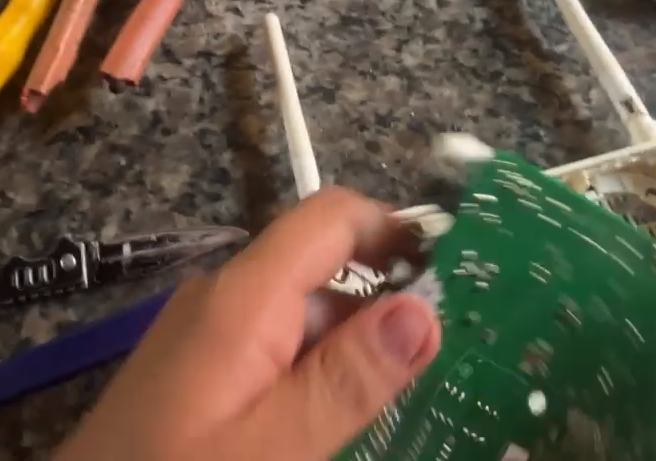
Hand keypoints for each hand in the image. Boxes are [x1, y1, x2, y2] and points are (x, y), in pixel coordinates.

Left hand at [57, 187, 441, 460]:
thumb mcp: (274, 448)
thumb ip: (348, 379)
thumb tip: (424, 308)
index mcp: (243, 295)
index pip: (328, 218)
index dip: (394, 227)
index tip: (458, 268)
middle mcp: (224, 295)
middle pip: (320, 267)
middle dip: (386, 301)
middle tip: (457, 355)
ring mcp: (206, 330)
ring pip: (300, 314)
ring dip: (355, 345)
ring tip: (417, 396)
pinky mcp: (198, 366)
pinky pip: (272, 349)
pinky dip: (315, 371)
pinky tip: (344, 421)